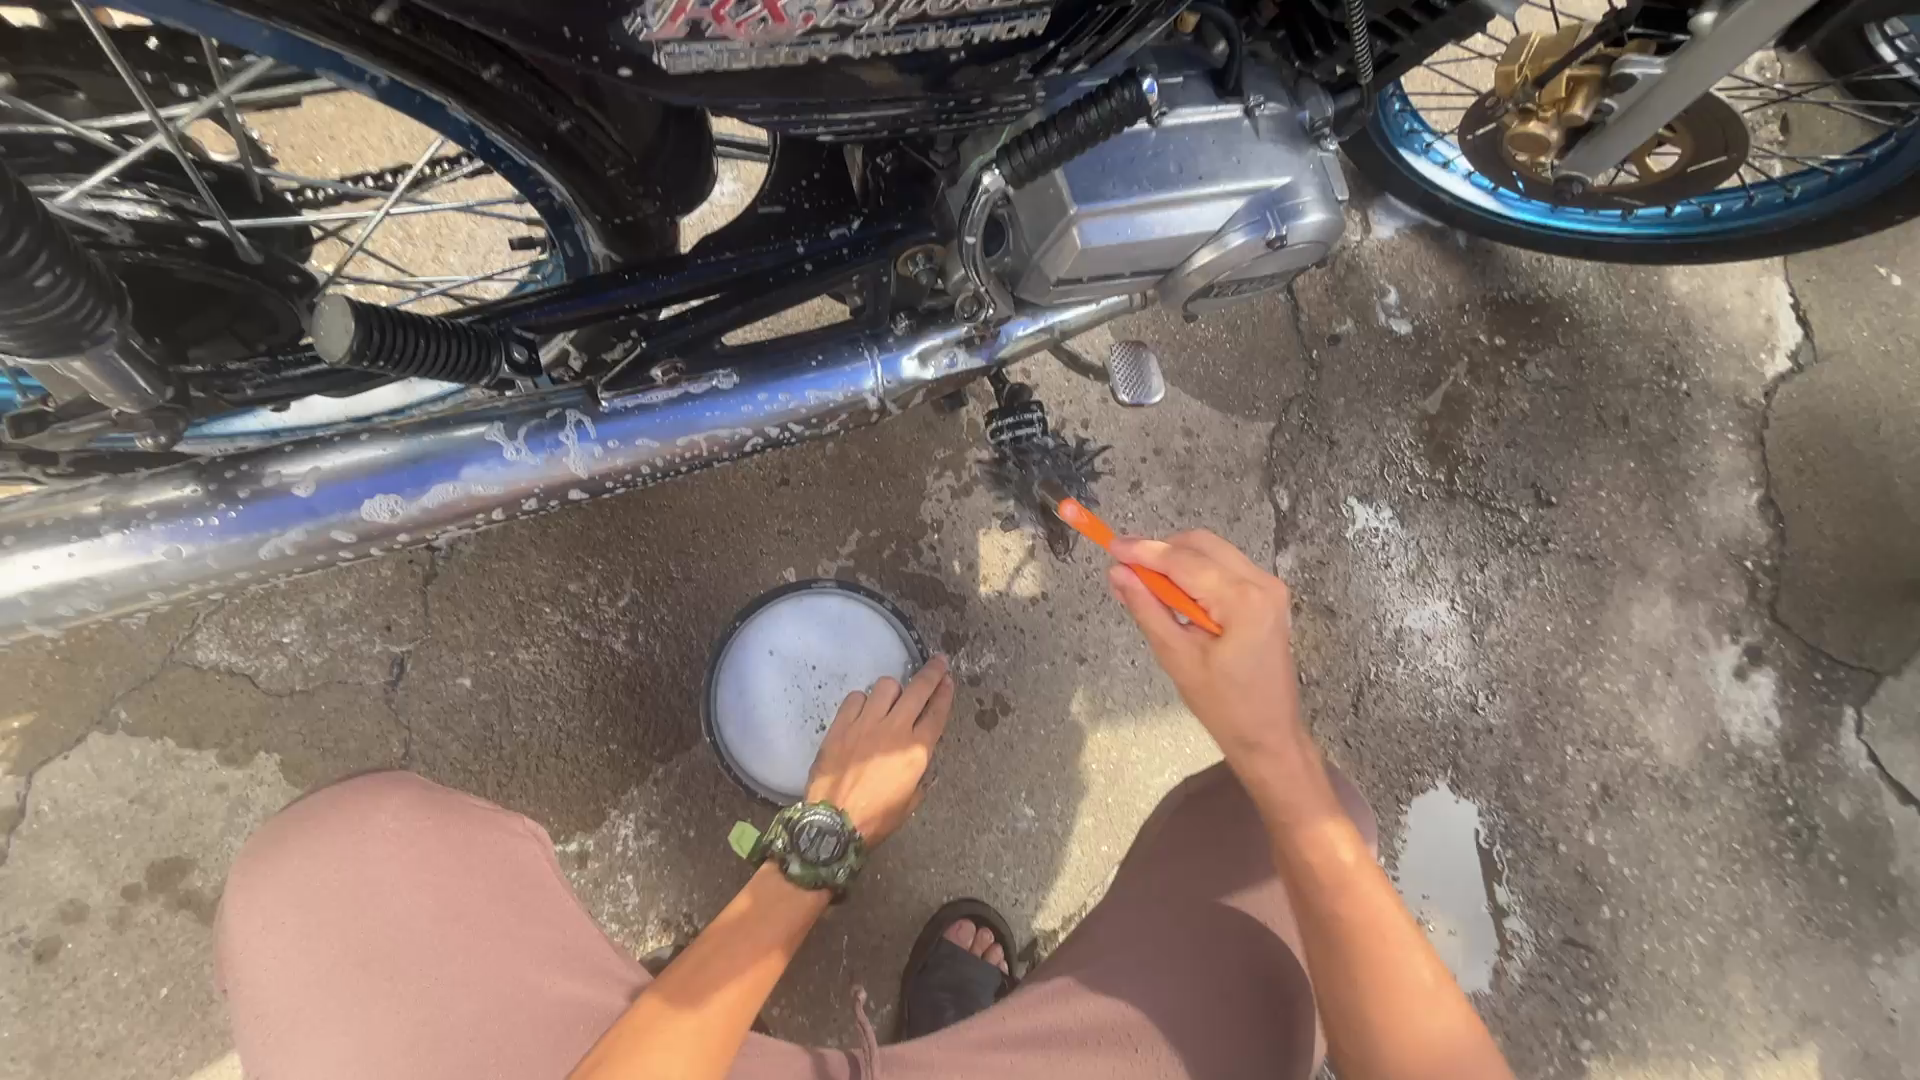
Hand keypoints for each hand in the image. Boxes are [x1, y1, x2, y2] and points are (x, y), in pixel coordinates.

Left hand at [806, 654, 954, 844]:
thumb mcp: (909, 802)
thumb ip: (920, 777)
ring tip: (891, 699)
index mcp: (916, 751)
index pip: (937, 712)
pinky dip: (862, 700)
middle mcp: (895, 730)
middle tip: (938, 662)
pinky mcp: (841, 725)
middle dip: (932, 672)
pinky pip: (856, 697)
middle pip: (918, 690)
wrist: (833, 823)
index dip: (945, 693)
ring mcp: (866, 724)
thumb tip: (920, 763)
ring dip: (893, 689)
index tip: (948, 680)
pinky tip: (863, 710)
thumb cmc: (876, 819)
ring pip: (886, 686)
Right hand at [1106, 531, 1317, 781]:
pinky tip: (1173, 594)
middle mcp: (1261, 582)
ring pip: (1213, 551)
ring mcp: (1269, 587)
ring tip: (1144, 583)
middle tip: (1126, 568)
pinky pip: (1224, 567)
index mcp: (1242, 600)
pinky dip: (1195, 572)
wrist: (1269, 734)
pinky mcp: (1267, 596)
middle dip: (1160, 550)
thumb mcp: (1176, 657)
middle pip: (1200, 544)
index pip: (1182, 561)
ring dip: (1177, 560)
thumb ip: (1146, 608)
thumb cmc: (1222, 705)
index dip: (1143, 550)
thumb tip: (1117, 573)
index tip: (1110, 545)